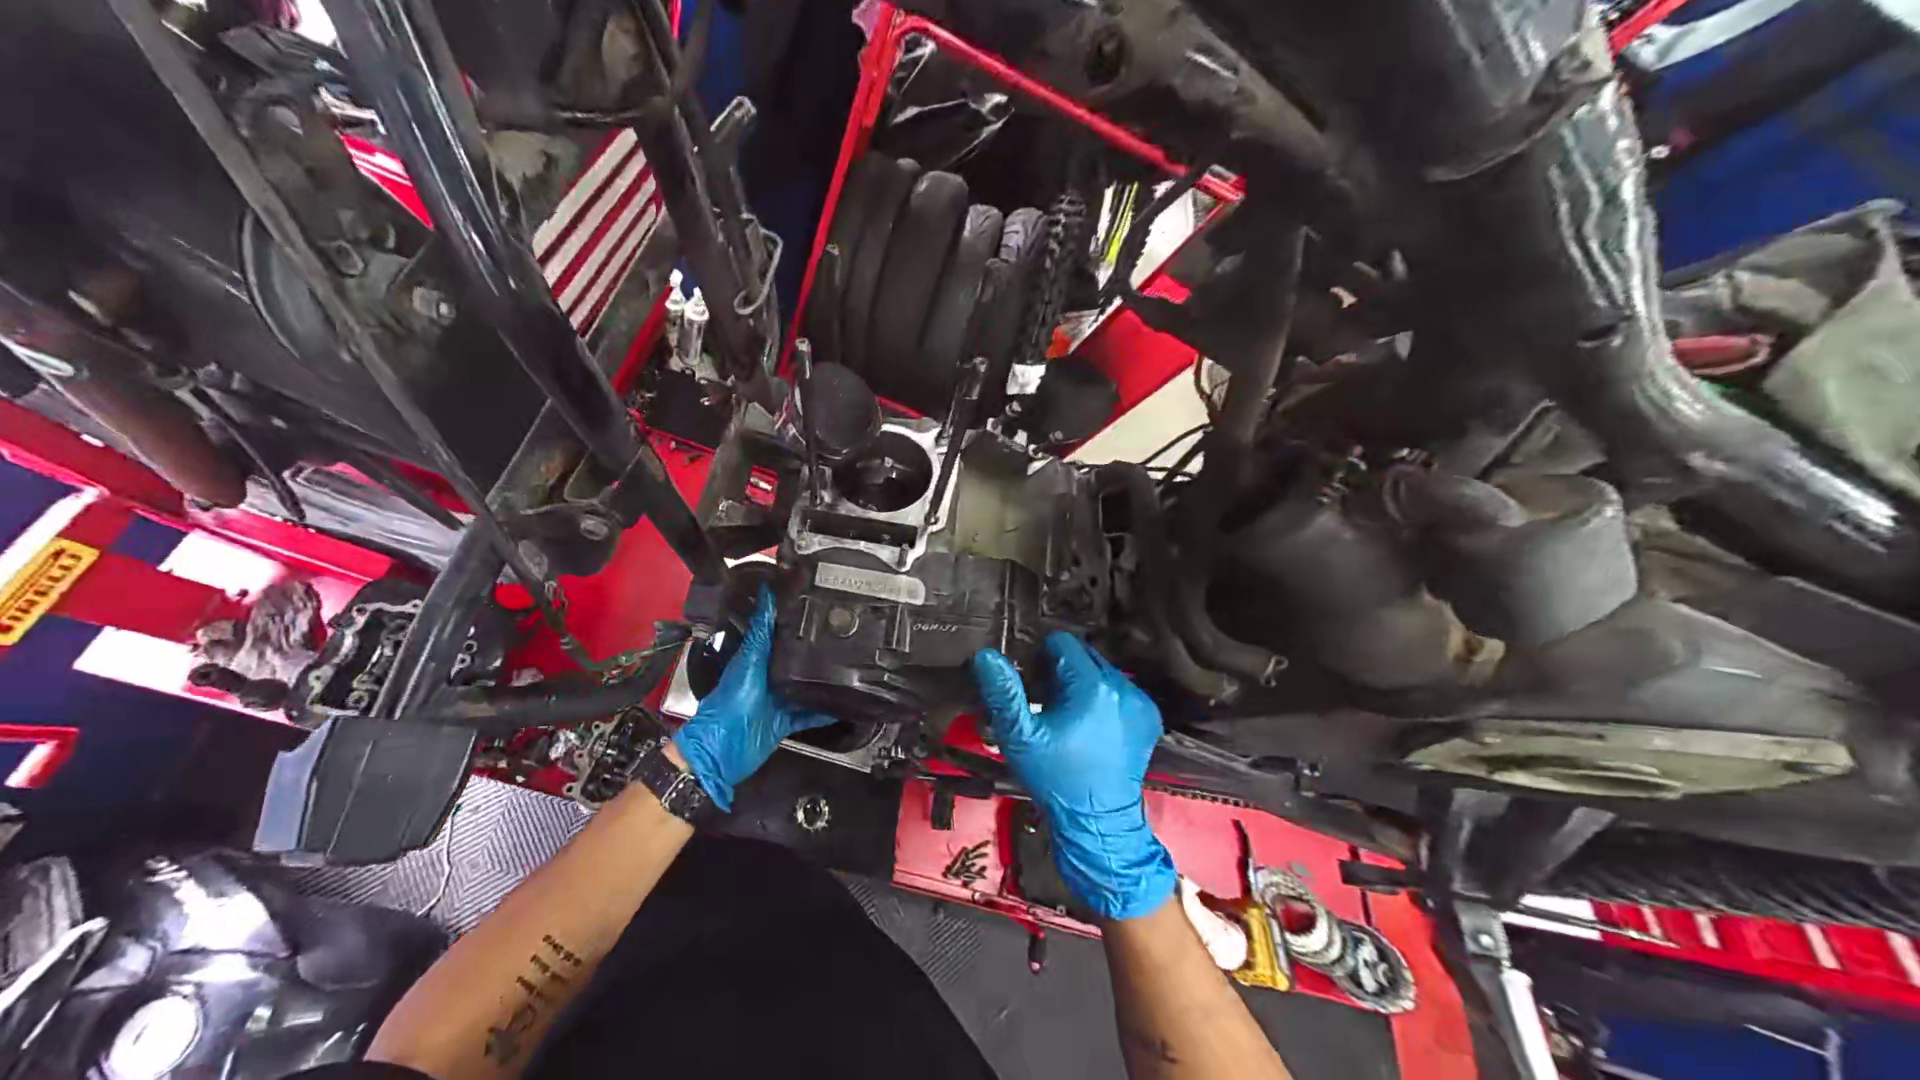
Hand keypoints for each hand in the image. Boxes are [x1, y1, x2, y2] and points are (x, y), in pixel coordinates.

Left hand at [673, 587, 833, 811]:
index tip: (813, 600)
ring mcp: (776, 701)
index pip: (775, 632)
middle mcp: (767, 678)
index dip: (791, 617)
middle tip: (841, 633)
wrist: (719, 755)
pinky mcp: (784, 722)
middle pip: (794, 659)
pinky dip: (825, 711)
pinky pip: (809, 714)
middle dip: (814, 649)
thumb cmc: (729, 707)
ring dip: (822, 681)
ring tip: (849, 667)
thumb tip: (765, 595)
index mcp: (755, 660)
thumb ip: (761, 636)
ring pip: (805, 686)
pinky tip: (843, 705)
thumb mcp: (748, 666)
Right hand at [972, 633, 1175, 919]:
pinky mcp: (1149, 718)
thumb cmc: (1056, 779)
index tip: (1032, 684)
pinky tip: (1089, 726)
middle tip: (1045, 703)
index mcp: (1093, 686)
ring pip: (1101, 672)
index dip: (1041, 658)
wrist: (1097, 822)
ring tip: (1066, 716)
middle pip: (1084, 655)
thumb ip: (1003, 693)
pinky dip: (1102, 699)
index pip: (1062, 643)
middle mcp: (1123, 686)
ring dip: (1082, 684)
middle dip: (1061, 671)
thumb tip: (987, 655)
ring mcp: (1140, 702)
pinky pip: (1119, 691)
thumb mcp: (1020, 737)